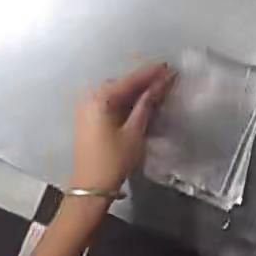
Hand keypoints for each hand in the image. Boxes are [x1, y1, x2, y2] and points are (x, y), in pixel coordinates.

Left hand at [70, 62, 175, 192]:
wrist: (91, 188)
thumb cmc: (114, 159)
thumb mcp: (135, 131)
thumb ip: (146, 104)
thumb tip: (159, 84)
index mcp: (101, 99)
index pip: (130, 80)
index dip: (150, 73)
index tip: (168, 67)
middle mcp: (91, 98)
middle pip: (121, 84)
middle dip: (143, 80)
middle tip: (165, 78)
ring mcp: (87, 109)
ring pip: (115, 93)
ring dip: (135, 91)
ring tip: (156, 88)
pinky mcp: (89, 119)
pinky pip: (109, 103)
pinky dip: (125, 101)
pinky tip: (140, 103)